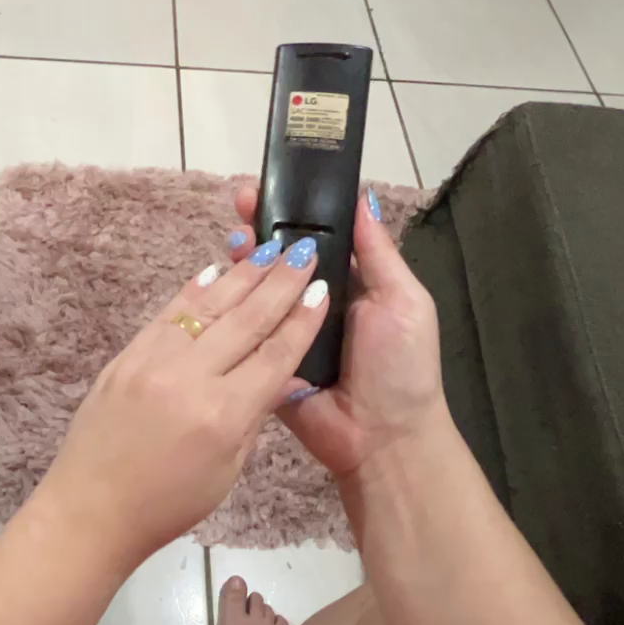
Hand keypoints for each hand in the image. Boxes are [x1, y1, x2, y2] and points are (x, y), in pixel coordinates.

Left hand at [38, 235, 330, 567]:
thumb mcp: (228, 470)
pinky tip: (215, 270)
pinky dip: (193, 289)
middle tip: (304, 251)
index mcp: (223, 415)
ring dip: (242, 275)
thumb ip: (256, 415)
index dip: (302, 320)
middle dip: (280, 283)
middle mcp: (189, 377)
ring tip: (269, 249)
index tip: (322, 288)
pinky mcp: (126, 354)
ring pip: (207, 307)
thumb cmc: (168, 503)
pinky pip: (168, 313)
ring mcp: (152, 360)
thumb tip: (285, 373)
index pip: (275, 356)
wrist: (91, 506)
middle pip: (246, 321)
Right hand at [229, 186, 445, 478]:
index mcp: (349, 283)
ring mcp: (285, 328)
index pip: (316, 238)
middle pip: (281, 257)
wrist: (380, 438)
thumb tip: (362, 198)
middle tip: (239, 202)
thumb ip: (379, 253)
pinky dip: (231, 302)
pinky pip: (245, 325)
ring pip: (258, 286)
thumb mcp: (403, 301)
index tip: (272, 186)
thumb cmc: (400, 367)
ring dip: (243, 258)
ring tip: (231, 237)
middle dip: (260, 226)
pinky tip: (220, 278)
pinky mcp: (262, 354)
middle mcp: (313, 300)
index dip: (294, 211)